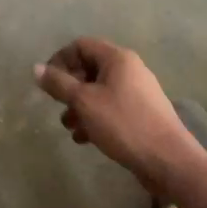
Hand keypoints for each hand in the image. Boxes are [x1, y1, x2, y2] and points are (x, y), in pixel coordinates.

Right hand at [34, 37, 200, 185]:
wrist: (170, 162)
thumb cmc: (124, 124)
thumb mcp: (85, 102)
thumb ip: (59, 84)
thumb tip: (36, 68)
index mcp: (117, 58)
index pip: (80, 45)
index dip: (60, 59)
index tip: (48, 82)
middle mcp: (129, 69)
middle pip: (90, 68)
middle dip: (70, 87)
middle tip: (59, 106)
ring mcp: (139, 93)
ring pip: (100, 91)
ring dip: (80, 106)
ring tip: (69, 127)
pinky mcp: (143, 115)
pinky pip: (112, 107)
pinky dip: (96, 118)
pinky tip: (85, 138)